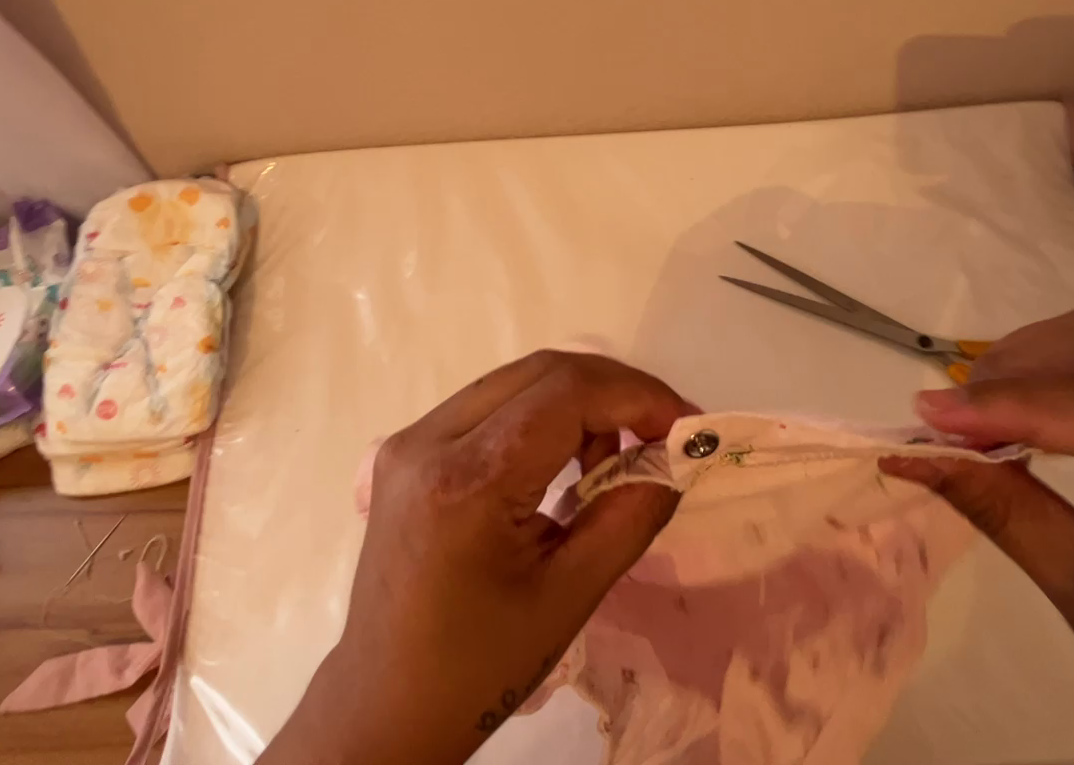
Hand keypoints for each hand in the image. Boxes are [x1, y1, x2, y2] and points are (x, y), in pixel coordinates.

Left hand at [260, 351, 692, 764]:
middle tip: (659, 433)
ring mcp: (410, 439)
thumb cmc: (482, 664)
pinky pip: (489, 405)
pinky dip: (540, 416)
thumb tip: (674, 455)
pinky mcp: (406, 449)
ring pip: (515, 381)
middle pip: (540, 372)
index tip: (686, 424)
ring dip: (577, 401)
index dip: (637, 395)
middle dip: (613, 391)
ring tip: (611, 458)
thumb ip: (632, 511)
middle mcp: (428, 440)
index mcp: (467, 480)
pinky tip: (562, 460)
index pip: (566, 393)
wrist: (387, 701)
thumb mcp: (573, 593)